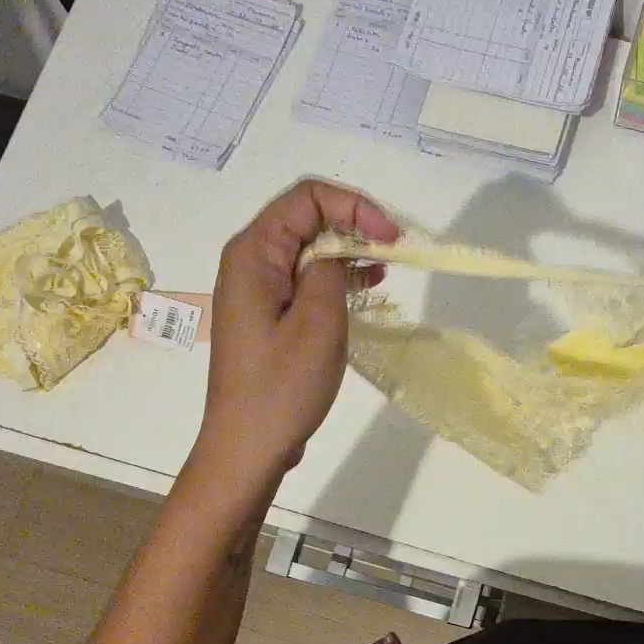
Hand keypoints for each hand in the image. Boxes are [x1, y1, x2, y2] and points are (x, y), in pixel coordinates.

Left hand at [197, 180, 397, 476]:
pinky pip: (305, 280)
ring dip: (349, 251)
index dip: (354, 205)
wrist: (248, 445)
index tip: (392, 237)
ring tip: (387, 267)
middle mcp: (249, 261)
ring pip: (308, 249)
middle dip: (354, 224)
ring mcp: (257, 290)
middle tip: (396, 249)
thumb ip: (331, 270)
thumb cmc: (282, 387)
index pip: (307, 198)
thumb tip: (338, 250)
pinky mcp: (268, 315)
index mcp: (254, 253)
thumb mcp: (318, 322)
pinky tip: (367, 286)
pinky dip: (336, 278)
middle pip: (306, 218)